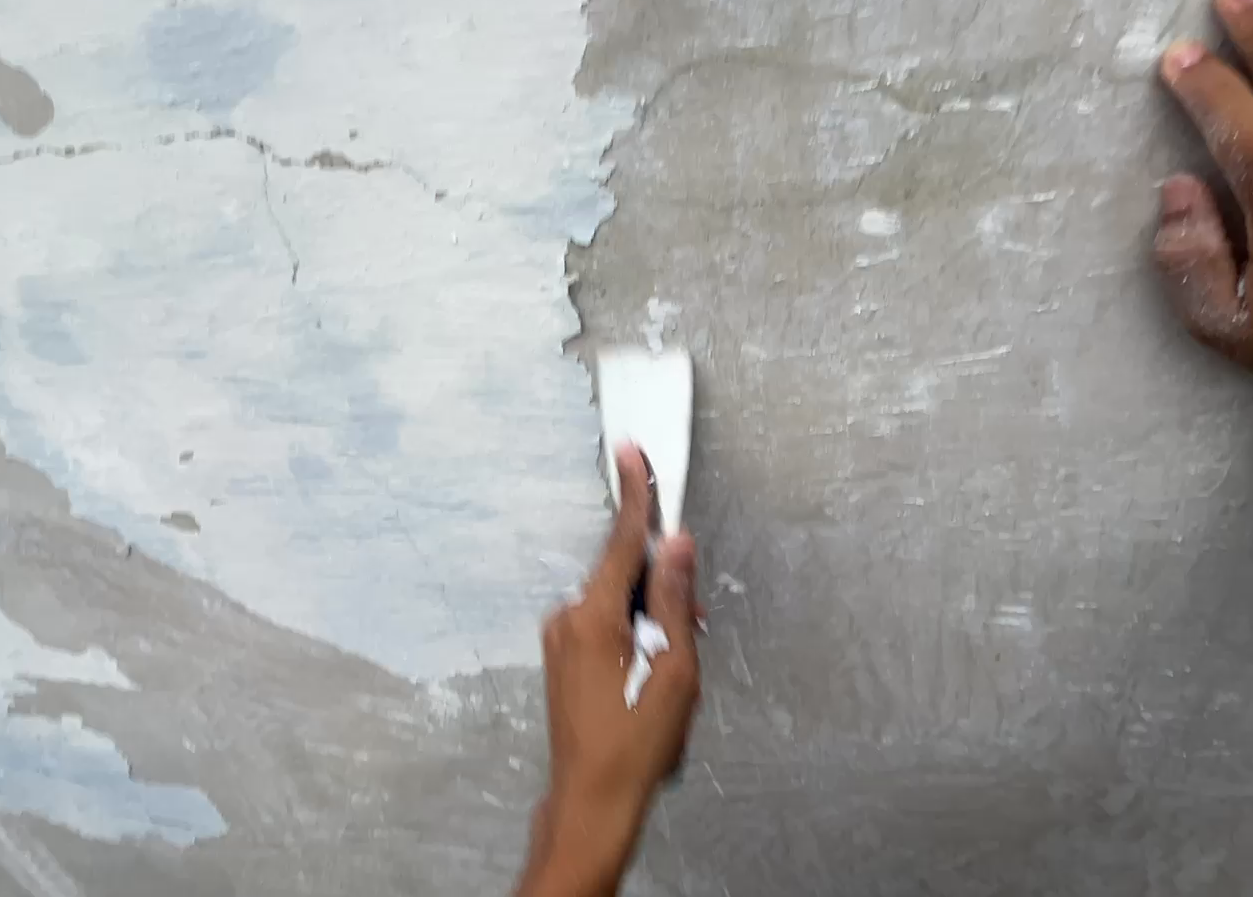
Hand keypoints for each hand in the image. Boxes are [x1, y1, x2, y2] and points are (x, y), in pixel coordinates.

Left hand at [517, 445, 699, 896]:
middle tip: (692, 626)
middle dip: (663, 587)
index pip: (622, 541)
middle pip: (625, 574)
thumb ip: (674, 599)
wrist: (591, 802)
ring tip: (673, 665)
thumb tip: (676, 542)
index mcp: (595, 616)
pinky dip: (632, 628)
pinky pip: (603, 620)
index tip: (630, 450)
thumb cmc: (637, 743)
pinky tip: (650, 666)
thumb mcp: (674, 671)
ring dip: (650, 615)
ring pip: (617, 600)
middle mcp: (568, 616)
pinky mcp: (561, 653)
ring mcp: (560, 636)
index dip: (633, 493)